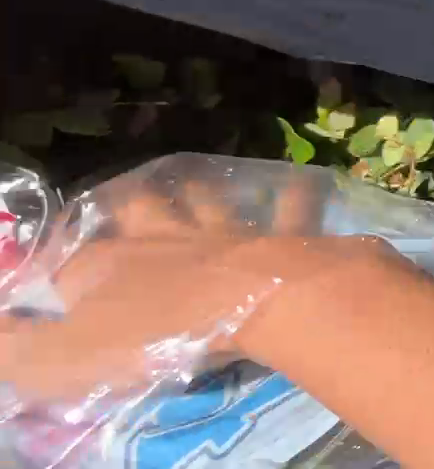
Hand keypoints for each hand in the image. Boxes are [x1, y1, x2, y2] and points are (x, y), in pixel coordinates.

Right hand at [0, 160, 394, 403]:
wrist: (257, 302)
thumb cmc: (157, 335)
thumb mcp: (56, 358)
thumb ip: (11, 343)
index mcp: (107, 266)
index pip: (69, 258)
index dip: (56, 258)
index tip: (52, 257)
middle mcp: (168, 238)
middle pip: (144, 210)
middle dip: (131, 201)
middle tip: (129, 189)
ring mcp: (230, 231)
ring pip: (212, 201)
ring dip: (203, 191)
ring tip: (198, 178)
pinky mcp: (280, 235)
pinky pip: (291, 208)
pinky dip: (294, 194)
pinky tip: (301, 179)